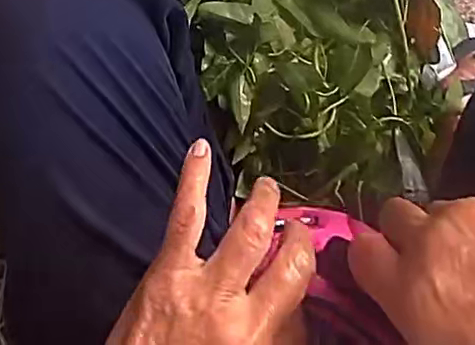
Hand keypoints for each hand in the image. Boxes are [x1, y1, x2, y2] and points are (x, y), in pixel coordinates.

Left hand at [107, 140, 315, 344]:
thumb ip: (267, 337)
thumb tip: (288, 307)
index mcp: (254, 340)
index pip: (297, 292)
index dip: (306, 264)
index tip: (306, 249)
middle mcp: (235, 313)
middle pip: (285, 260)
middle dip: (295, 235)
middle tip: (295, 221)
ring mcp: (201, 286)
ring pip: (245, 230)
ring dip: (262, 203)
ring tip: (267, 186)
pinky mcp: (168, 268)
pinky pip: (187, 214)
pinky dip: (193, 177)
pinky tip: (200, 149)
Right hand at [349, 197, 474, 344]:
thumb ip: (413, 319)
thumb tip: (402, 306)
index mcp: (412, 292)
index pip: (359, 250)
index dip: (368, 260)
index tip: (379, 270)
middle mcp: (431, 244)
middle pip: (391, 215)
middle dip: (403, 236)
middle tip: (428, 266)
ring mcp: (466, 216)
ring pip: (434, 210)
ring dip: (443, 232)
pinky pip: (473, 209)